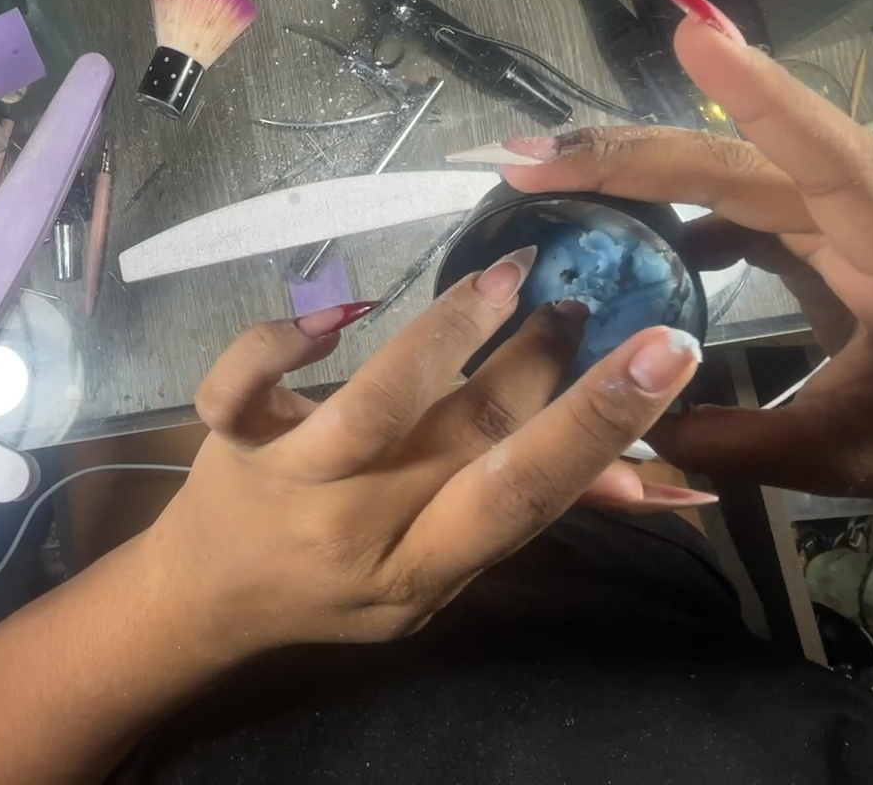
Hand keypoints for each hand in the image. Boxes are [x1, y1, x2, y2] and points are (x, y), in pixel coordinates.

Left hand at [131, 257, 702, 660]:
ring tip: (502, 277)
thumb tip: (657, 481)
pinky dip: (282, 340)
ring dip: (444, 332)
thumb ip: (520, 515)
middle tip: (571, 297)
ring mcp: (285, 478)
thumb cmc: (334, 585)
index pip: (522, 497)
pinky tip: (337, 315)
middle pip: (462, 436)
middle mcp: (356, 525)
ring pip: (370, 405)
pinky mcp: (228, 437)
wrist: (208, 596)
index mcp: (419, 567)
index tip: (663, 350)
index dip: (597, 425)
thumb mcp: (434, 574)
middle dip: (534, 359)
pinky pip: (242, 382)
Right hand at [493, 0, 872, 500]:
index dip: (761, 97)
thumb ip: (728, 443)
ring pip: (728, 171)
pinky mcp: (826, 223)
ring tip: (550, 174)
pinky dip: (673, 206)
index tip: (692, 37)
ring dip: (635, 168)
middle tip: (528, 159)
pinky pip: (737, 199)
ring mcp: (849, 213)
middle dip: (627, 154)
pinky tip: (631, 228)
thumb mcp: (843, 457)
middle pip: (739, 162)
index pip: (832, 161)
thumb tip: (621, 425)